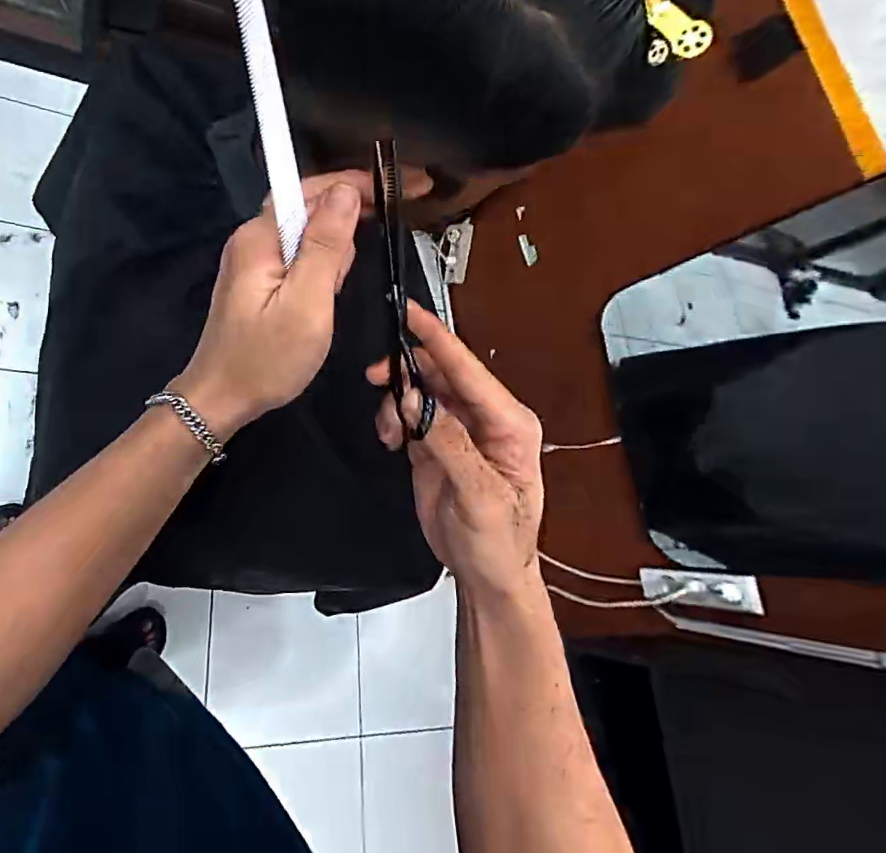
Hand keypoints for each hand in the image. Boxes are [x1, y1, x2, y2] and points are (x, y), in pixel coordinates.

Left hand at [173, 168, 423, 439]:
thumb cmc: (265, 359)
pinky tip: (321, 301)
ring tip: (328, 301)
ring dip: (332, 259)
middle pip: (310, 208)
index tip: (405, 184)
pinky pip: (299, 261)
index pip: (311, 187)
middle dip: (346, 228)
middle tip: (357, 269)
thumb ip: (325, 245)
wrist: (220, 399)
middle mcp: (252, 239)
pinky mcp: (258, 280)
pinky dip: (320, 275)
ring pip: (308, 238)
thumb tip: (345, 191)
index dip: (358, 182)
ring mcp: (253, 260)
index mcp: (259, 237)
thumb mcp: (307, 303)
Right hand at [367, 300, 545, 597]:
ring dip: (395, 401)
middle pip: (439, 372)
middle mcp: (484, 419)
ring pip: (418, 390)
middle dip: (405, 371)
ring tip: (390, 430)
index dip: (436, 337)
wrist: (486, 573)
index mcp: (508, 423)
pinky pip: (407, 413)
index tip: (409, 312)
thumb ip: (447, 443)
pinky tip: (391, 438)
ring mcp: (458, 429)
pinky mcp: (437, 442)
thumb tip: (415, 399)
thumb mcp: (479, 495)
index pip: (467, 368)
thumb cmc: (498, 541)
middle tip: (376, 378)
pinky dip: (392, 418)